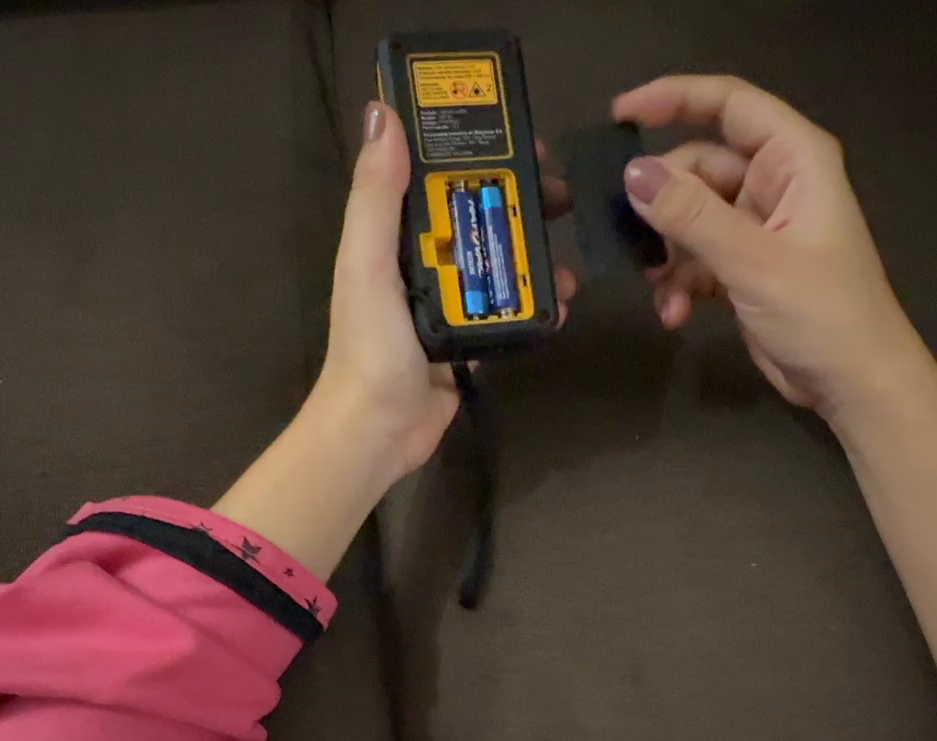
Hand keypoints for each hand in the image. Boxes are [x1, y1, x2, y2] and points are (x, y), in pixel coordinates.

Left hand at [308, 102, 575, 483]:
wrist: (380, 430)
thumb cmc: (371, 347)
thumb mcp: (366, 264)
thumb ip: (376, 197)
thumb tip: (382, 113)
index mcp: (390, 238)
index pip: (433, 179)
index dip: (473, 153)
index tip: (519, 138)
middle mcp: (419, 263)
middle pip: (475, 218)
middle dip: (519, 204)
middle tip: (565, 197)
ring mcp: (446, 304)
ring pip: (497, 264)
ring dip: (534, 256)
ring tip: (570, 256)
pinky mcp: (468, 340)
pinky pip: (506, 311)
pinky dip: (534, 303)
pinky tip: (562, 300)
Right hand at [613, 75, 931, 415]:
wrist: (851, 382)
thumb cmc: (822, 313)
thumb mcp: (753, 261)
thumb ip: (692, 215)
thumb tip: (632, 174)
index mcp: (793, 160)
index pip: (728, 105)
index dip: (673, 99)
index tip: (618, 117)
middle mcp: (773, 184)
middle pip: (698, 169)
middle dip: (662, 204)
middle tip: (630, 236)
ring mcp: (756, 229)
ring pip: (689, 219)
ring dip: (667, 254)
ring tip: (657, 287)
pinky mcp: (742, 269)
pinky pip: (694, 260)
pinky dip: (679, 284)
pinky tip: (674, 314)